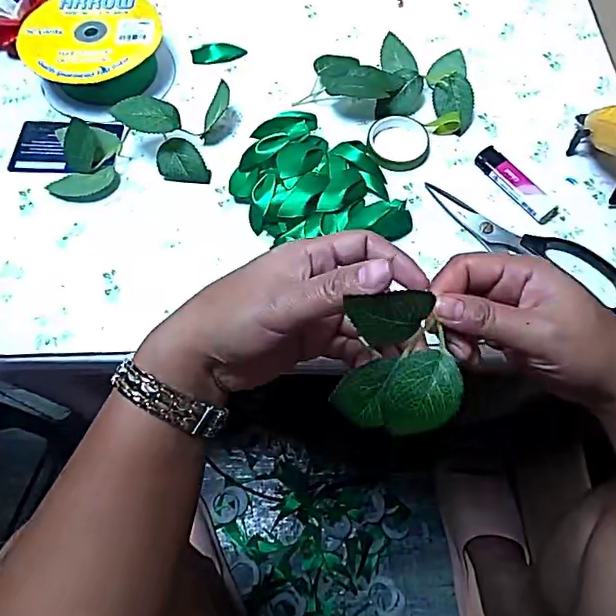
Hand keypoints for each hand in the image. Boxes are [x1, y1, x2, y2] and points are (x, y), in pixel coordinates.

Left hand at [135, 232, 429, 399]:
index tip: (418, 290)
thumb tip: (385, 272)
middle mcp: (321, 280)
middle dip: (396, 307)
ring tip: (403, 356)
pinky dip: (366, 354)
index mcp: (314, 256)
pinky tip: (376, 368)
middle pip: (372, 285)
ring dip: (385, 335)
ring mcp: (319, 311)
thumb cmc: (233, 317)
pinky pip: (351, 343)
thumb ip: (338, 288)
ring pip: (365, 318)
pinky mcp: (315, 339)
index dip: (396, 264)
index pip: (367, 247)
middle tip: (417, 332)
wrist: (197, 362)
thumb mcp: (287, 300)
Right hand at [429, 254, 615, 410]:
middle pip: (461, 290)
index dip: (444, 288)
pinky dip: (469, 348)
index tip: (431, 316)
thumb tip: (443, 305)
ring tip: (468, 356)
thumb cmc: (592, 348)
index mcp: (523, 271)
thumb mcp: (537, 332)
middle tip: (451, 344)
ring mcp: (509, 311)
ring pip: (464, 315)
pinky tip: (478, 360)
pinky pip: (475, 335)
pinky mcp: (508, 335)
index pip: (467, 266)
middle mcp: (512, 286)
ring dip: (458, 336)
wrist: (614, 383)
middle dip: (450, 317)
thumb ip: (488, 318)